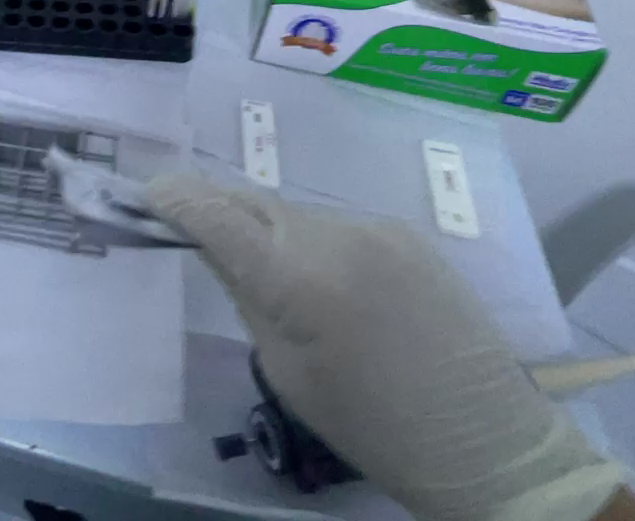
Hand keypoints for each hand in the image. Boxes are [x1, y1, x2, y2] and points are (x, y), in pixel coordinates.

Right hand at [146, 176, 622, 520]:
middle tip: (191, 226)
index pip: (217, 216)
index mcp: (298, 279)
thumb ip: (243, 293)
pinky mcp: (405, 232)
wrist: (487, 441)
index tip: (148, 192)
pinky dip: (312, 242)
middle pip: (253, 204)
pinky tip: (328, 281)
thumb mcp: (284, 367)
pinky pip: (334, 225)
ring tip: (273, 275)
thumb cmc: (369, 424)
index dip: (176, 198)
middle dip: (218, 211)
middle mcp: (335, 234)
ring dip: (268, 232)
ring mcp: (375, 227)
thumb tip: (209, 243)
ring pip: (293, 215)